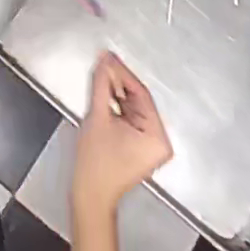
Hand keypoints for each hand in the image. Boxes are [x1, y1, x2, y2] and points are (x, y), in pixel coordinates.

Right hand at [72, 52, 172, 212]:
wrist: (89, 194)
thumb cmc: (95, 161)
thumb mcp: (98, 118)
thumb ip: (102, 86)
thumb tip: (104, 62)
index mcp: (158, 136)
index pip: (141, 95)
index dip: (122, 73)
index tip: (108, 56)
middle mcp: (160, 141)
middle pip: (138, 102)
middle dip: (119, 82)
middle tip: (103, 62)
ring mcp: (150, 145)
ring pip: (132, 110)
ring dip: (116, 94)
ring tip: (101, 74)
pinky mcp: (139, 147)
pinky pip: (129, 120)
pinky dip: (116, 108)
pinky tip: (104, 94)